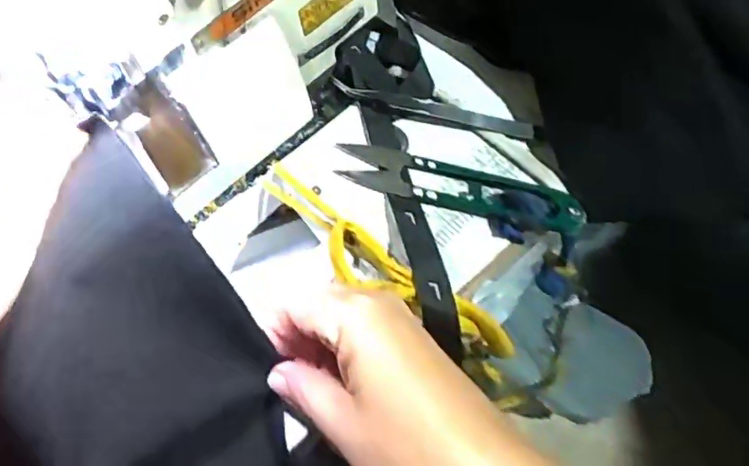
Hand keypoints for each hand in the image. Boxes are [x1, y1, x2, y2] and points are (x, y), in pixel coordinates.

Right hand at [265, 287, 552, 465]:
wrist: (483, 462)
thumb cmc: (406, 443)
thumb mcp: (346, 424)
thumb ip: (304, 389)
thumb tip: (278, 371)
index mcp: (355, 310)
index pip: (297, 302)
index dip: (274, 331)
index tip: (265, 367)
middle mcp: (376, 298)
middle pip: (321, 302)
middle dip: (299, 334)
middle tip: (288, 381)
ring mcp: (399, 313)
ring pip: (344, 312)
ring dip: (323, 340)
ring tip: (314, 387)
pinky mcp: (414, 333)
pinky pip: (367, 324)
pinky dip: (349, 345)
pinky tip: (345, 383)